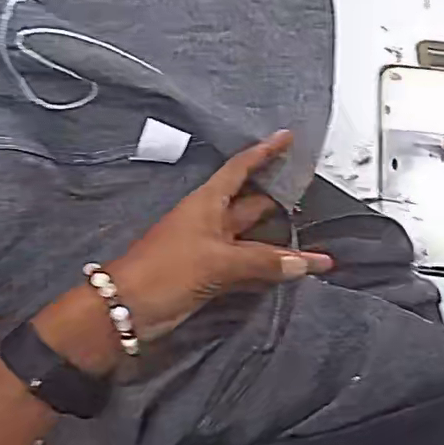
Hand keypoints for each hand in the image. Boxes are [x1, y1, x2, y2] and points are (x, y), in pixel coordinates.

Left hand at [32, 130, 334, 374]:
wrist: (129, 307)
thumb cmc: (167, 270)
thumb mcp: (217, 261)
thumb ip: (262, 261)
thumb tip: (304, 263)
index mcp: (207, 202)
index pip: (240, 169)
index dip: (263, 152)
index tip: (287, 137)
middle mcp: (211, 221)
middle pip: (252, 203)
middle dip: (280, 198)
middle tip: (314, 193)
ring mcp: (211, 249)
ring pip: (253, 239)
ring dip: (280, 241)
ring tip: (315, 238)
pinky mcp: (211, 275)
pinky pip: (248, 267)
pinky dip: (268, 269)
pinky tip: (291, 271)